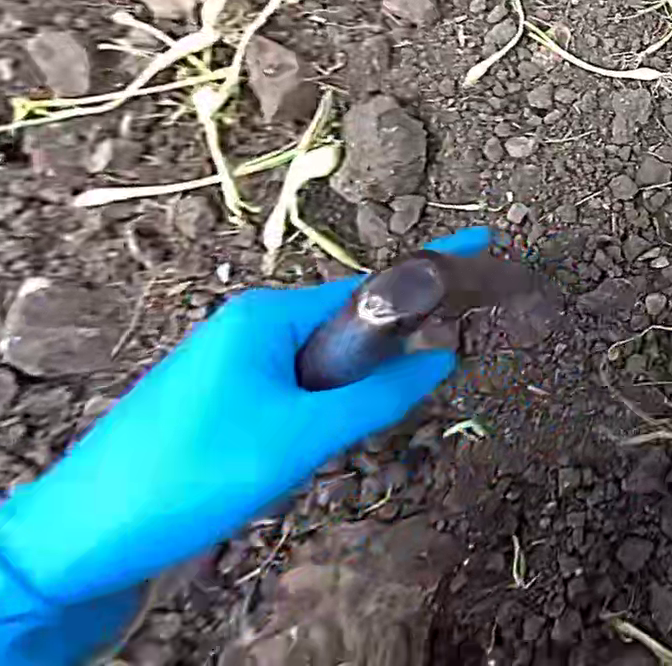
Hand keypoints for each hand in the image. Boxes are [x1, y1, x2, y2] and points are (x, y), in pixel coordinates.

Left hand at [0, 227, 490, 605]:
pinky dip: (329, 400)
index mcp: (267, 316)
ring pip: (331, 356)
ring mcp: (234, 360)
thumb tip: (446, 360)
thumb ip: (384, 394)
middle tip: (426, 373)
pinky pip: (304, 379)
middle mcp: (251, 326)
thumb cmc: (188, 476)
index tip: (486, 241)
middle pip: (356, 321)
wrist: (60, 554)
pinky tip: (320, 437)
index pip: (374, 283)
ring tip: (348, 429)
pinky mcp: (224, 394)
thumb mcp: (304, 436)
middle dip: (392, 348)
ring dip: (354, 385)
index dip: (435, 268)